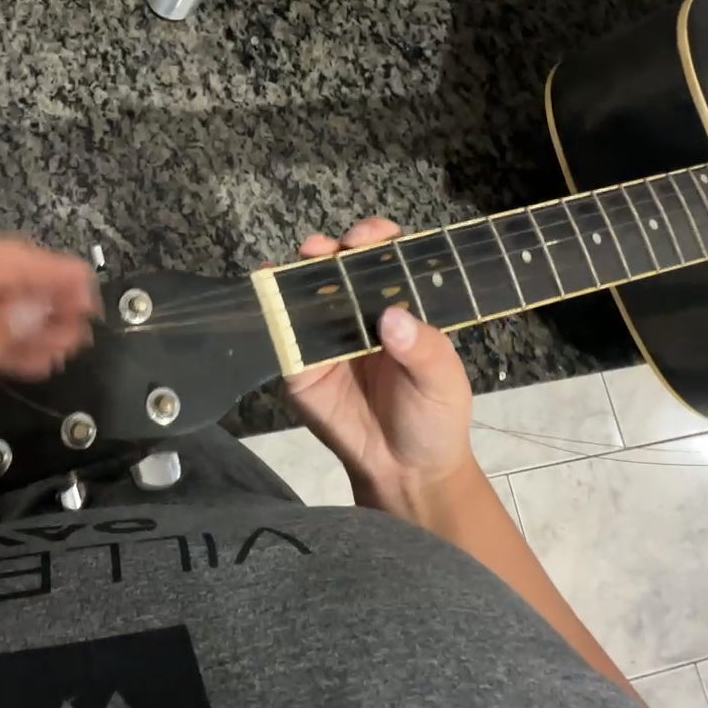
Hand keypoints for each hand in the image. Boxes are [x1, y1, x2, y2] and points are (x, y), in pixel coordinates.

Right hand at [283, 218, 476, 519]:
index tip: (369, 239)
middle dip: (330, 247)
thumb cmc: (433, 417)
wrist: (401, 469)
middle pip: (337, 264)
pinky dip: (268, 305)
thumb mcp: (442, 382)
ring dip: (297, 268)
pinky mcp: (295, 359)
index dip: (375, 238)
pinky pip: (279, 328)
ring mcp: (322, 332)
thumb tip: (392, 316)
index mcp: (396, 304)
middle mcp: (355, 309)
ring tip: (300, 262)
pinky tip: (264, 289)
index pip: (383, 257)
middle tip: (327, 250)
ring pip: (304, 289)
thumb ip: (424, 349)